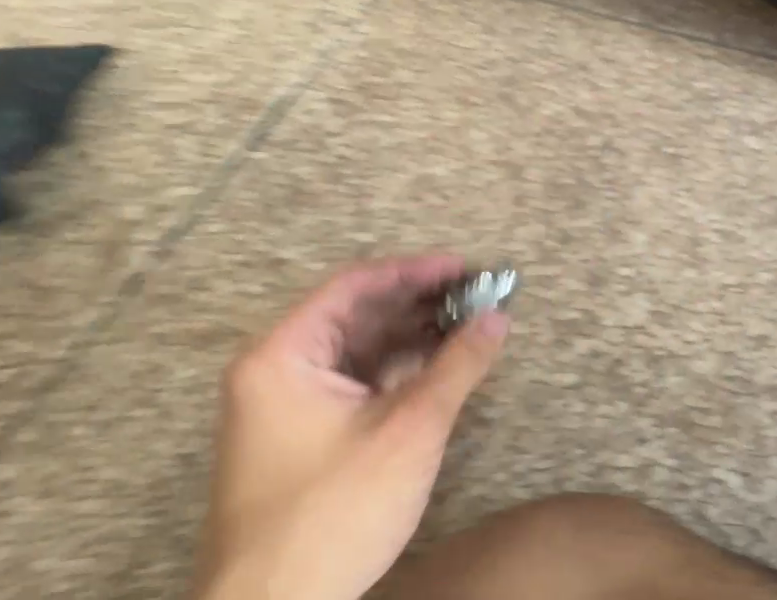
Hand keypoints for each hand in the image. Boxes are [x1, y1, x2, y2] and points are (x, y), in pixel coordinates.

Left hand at [192, 256, 508, 599]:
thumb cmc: (334, 508)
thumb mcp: (410, 429)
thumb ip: (458, 365)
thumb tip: (499, 317)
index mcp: (284, 357)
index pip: (354, 285)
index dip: (415, 270)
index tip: (468, 268)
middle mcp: (278, 372)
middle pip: (357, 314)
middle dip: (421, 302)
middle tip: (481, 294)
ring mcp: (287, 406)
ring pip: (360, 348)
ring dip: (415, 334)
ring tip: (473, 324)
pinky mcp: (304, 435)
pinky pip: (357, 380)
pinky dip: (401, 367)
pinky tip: (443, 365)